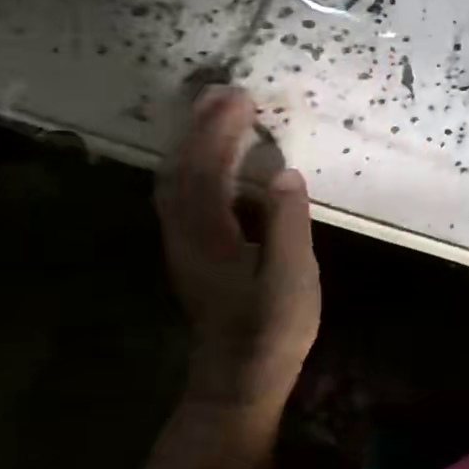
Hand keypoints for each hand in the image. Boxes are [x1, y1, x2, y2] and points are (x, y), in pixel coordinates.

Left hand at [155, 86, 320, 406]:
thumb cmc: (272, 329)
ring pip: (176, 181)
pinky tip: (214, 155)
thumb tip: (284, 172)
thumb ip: (287, 225)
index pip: (205, 173)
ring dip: (193, 141)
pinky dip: (195, 163)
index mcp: (208, 239)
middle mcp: (184, 235)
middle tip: (226, 91)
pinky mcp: (194, 249)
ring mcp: (185, 243)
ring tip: (216, 110)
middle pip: (180, 171)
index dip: (220, 132)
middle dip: (200, 127)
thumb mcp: (291, 279)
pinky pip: (184, 193)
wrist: (240, 377)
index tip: (242, 98)